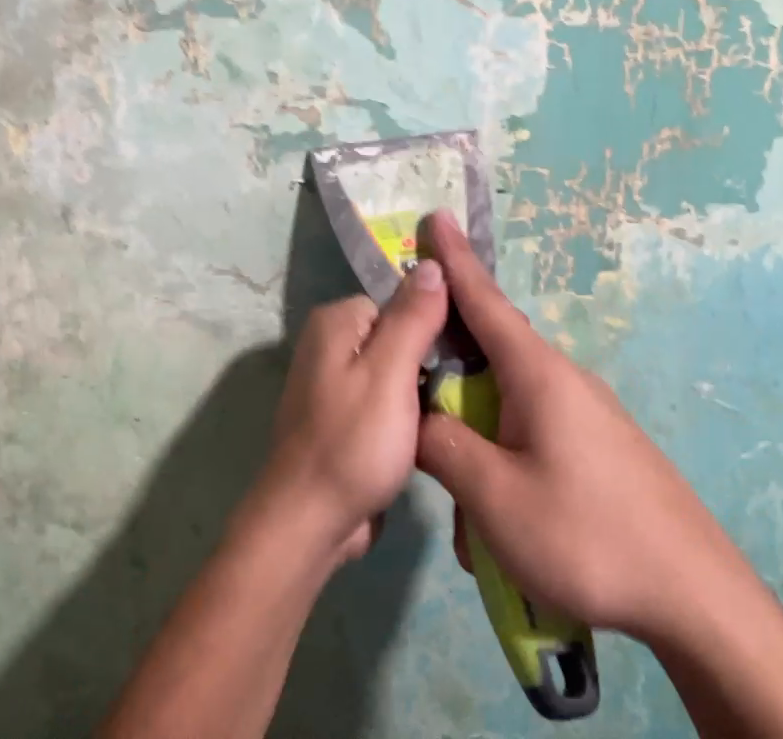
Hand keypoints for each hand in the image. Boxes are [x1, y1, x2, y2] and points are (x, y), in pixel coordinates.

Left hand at [260, 260, 447, 561]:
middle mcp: (330, 346)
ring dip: (424, 392)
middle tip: (470, 384)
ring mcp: (336, 385)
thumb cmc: (353, 442)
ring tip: (459, 409)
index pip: (401, 301)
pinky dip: (409, 415)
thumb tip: (432, 262)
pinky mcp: (346, 420)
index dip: (436, 324)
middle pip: (400, 336)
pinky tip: (435, 432)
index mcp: (336, 323)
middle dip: (432, 360)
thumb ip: (413, 317)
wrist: (311, 521)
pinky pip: (387, 402)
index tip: (469, 353)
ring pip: (398, 372)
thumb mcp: (390, 373)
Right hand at [415, 211, 759, 644]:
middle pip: (488, 355)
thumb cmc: (588, 537)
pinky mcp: (599, 451)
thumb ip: (441, 445)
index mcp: (538, 375)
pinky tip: (502, 527)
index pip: (484, 301)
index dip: (454, 259)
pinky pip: (531, 437)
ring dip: (475, 447)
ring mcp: (586, 417)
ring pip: (506, 408)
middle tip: (412, 395)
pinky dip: (502, 466)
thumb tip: (420, 418)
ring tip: (472, 519)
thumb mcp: (493, 496)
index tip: (435, 216)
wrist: (697, 600)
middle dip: (447, 372)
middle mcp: (563, 383)